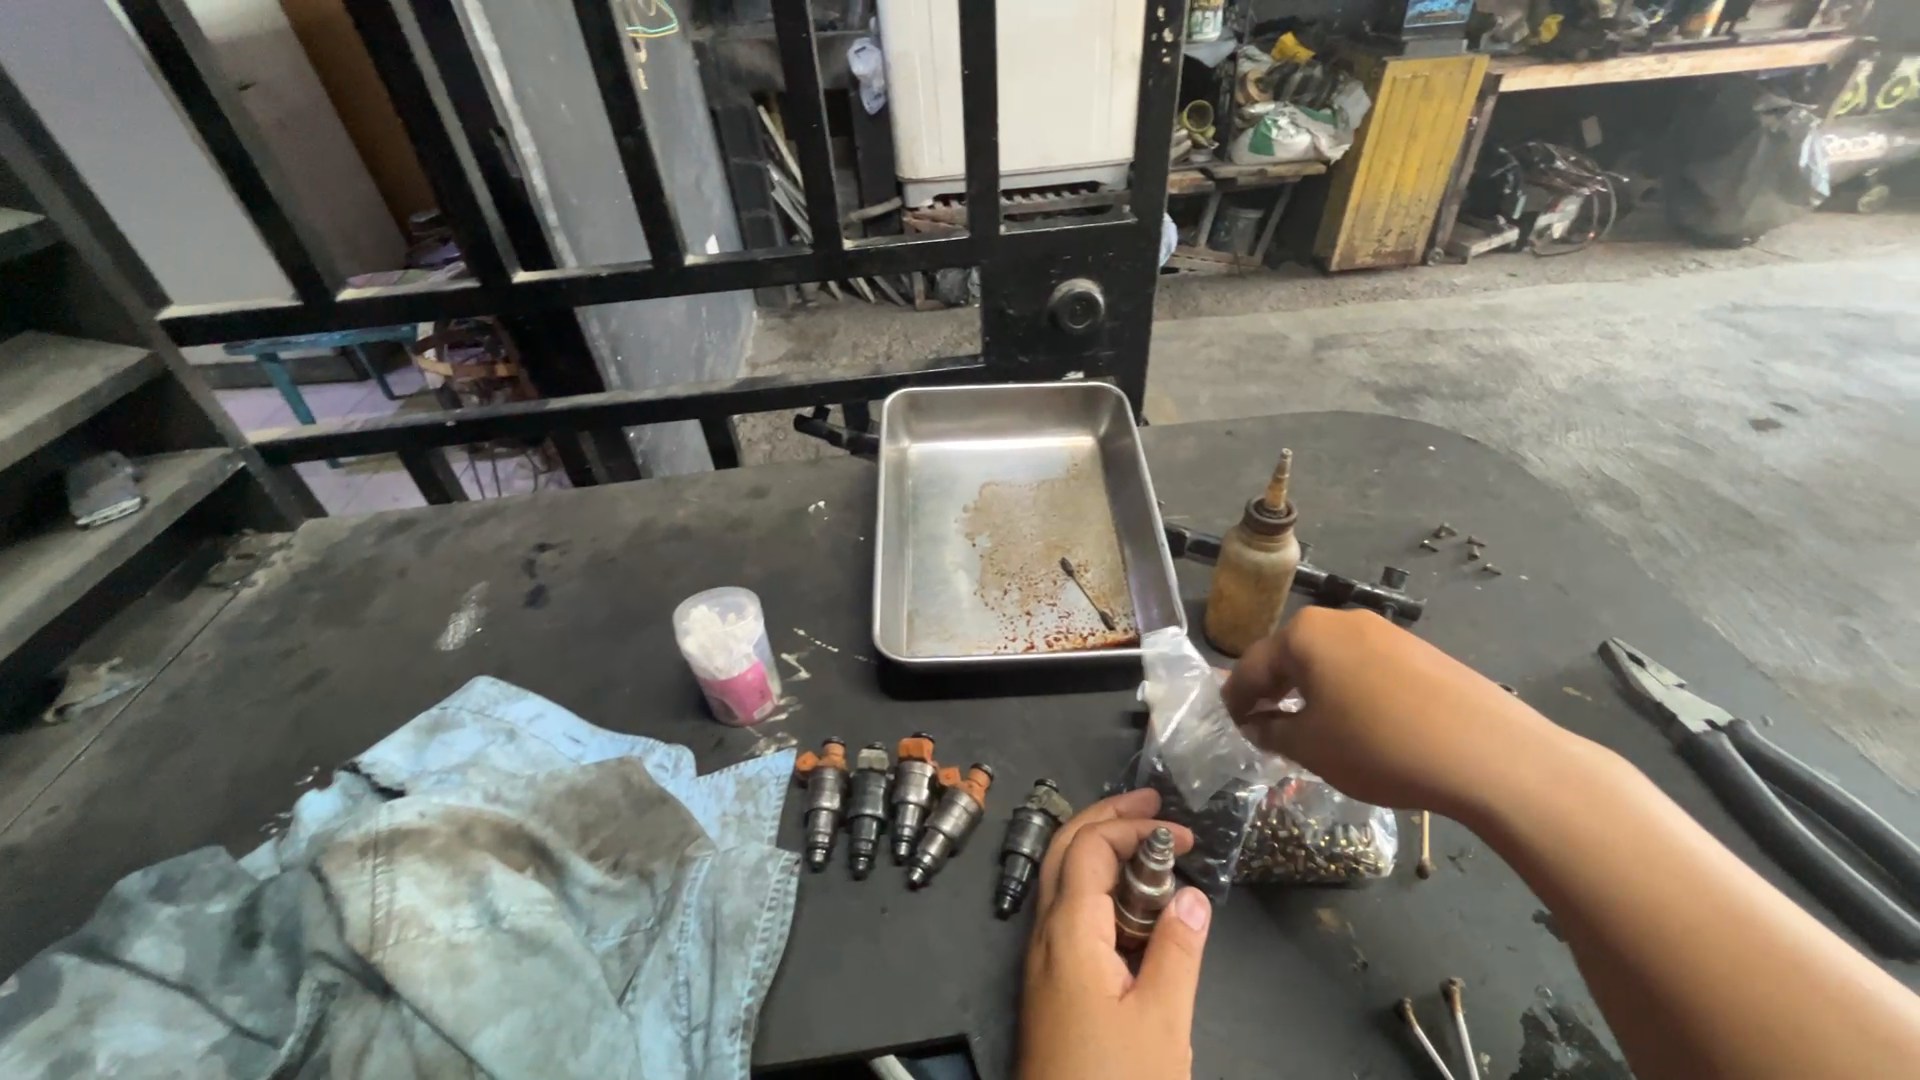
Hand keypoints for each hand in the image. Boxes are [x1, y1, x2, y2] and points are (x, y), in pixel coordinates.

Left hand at [1018, 789, 1211, 1079]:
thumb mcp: (1161, 1021)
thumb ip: (1177, 951)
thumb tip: (1192, 893)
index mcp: (1068, 930)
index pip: (1089, 846)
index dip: (1133, 826)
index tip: (1182, 837)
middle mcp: (1045, 933)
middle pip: (1065, 849)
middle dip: (1106, 817)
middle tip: (1151, 803)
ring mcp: (1043, 957)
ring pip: (1063, 879)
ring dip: (1100, 849)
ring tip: (1146, 842)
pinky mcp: (1051, 981)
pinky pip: (1069, 912)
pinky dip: (1099, 887)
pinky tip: (1132, 903)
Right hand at [1221, 607, 1568, 816]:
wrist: (1492, 754)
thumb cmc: (1380, 746)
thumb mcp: (1310, 748)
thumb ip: (1271, 732)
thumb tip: (1257, 725)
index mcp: (1304, 634)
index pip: (1252, 667)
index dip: (1235, 702)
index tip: (1228, 727)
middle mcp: (1341, 620)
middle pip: (1290, 656)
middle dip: (1274, 691)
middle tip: (1264, 728)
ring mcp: (1385, 631)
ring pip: (1329, 661)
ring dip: (1311, 691)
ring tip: (1310, 728)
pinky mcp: (1420, 651)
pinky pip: (1365, 667)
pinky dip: (1348, 691)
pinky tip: (1359, 723)